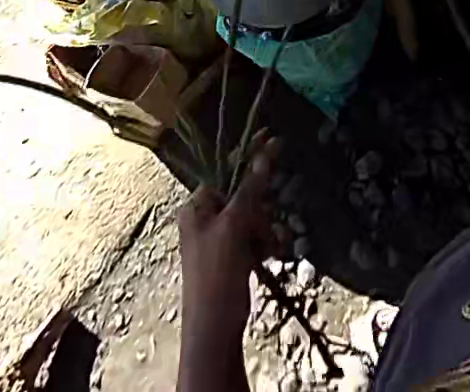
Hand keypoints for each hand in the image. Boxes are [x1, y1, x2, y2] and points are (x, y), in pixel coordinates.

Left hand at [177, 133, 277, 352]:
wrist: (215, 331)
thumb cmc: (216, 274)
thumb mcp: (233, 227)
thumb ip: (249, 189)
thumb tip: (263, 155)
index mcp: (197, 205)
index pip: (226, 170)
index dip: (249, 155)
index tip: (273, 138)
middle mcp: (206, 217)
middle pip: (243, 193)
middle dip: (260, 209)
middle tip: (265, 226)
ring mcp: (220, 237)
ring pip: (253, 215)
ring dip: (264, 229)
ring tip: (268, 248)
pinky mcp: (233, 255)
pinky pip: (254, 235)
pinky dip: (264, 242)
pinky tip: (268, 256)